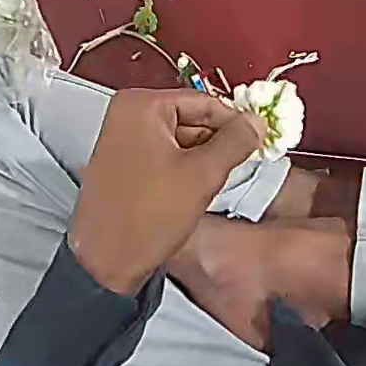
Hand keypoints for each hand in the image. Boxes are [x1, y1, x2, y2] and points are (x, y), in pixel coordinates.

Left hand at [69, 91, 265, 294]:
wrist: (108, 264)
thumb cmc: (143, 218)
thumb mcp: (204, 173)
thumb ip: (236, 141)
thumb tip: (255, 124)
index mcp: (140, 106)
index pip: (205, 102)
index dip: (235, 122)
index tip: (257, 136)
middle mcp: (127, 115)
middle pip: (194, 118)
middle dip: (218, 142)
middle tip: (237, 163)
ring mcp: (124, 140)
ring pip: (183, 139)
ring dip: (204, 158)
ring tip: (209, 182)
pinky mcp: (126, 163)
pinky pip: (168, 154)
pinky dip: (187, 169)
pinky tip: (192, 190)